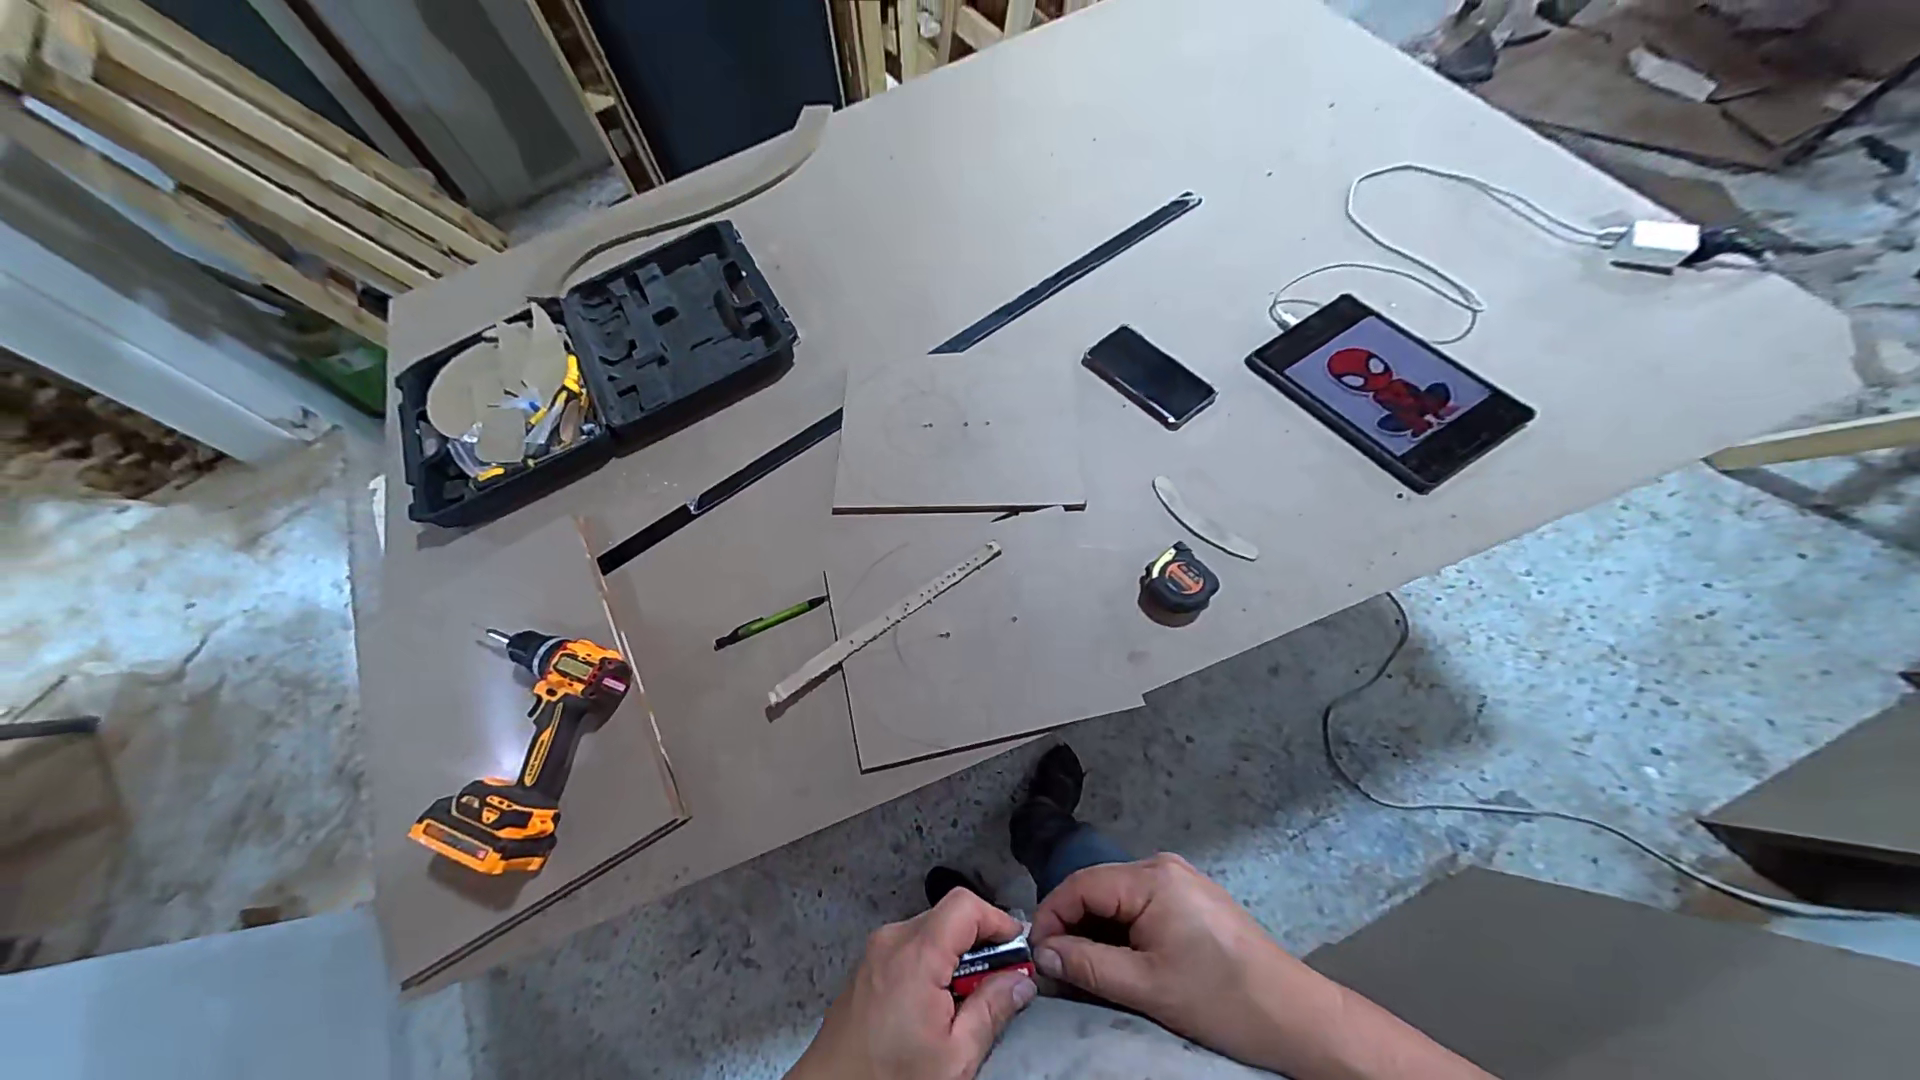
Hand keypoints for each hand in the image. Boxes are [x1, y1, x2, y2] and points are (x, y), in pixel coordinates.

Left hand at [788, 889, 1037, 1079]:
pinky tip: (938, 1002)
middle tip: (1002, 981)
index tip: (1018, 951)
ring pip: (931, 929)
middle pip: (950, 915)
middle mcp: (893, 938)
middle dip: (981, 942)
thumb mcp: (954, 1057)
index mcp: (916, 953)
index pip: (966, 905)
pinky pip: (910, 945)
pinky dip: (933, 961)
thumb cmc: (890, 1079)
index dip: (998, 921)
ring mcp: (876, 949)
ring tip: (969, 1000)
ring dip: (957, 954)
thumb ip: (992, 1010)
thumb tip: (1022, 981)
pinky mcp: (867, 964)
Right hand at [1031, 854, 1493, 1079]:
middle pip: (1097, 888)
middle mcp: (1161, 866)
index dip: (1051, 916)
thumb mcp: (1147, 987)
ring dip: (1095, 930)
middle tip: (1056, 966)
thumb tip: (1041, 952)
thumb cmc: (1220, 999)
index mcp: (1150, 877)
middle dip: (1071, 924)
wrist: (1297, 1017)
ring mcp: (1179, 879)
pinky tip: (1117, 959)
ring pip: (1116, 898)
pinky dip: (1120, 930)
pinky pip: (1138, 905)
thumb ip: (1087, 964)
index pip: (1080, 885)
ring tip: (1082, 967)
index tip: (1035, 954)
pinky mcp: (1190, 897)